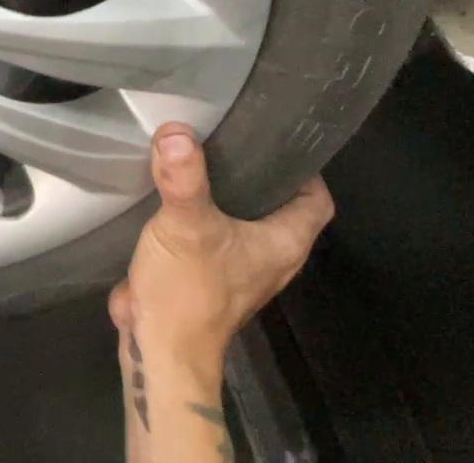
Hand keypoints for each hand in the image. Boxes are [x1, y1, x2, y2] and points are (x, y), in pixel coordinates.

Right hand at [109, 123, 334, 366]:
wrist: (159, 342)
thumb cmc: (190, 288)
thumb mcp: (187, 226)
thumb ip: (183, 179)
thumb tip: (177, 131)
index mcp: (283, 243)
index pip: (315, 200)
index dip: (302, 168)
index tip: (274, 135)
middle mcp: (267, 253)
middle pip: (273, 203)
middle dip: (253, 170)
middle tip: (224, 132)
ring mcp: (233, 261)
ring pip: (237, 214)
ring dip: (219, 187)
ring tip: (194, 152)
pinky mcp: (199, 266)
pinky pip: (205, 226)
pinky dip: (193, 206)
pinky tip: (168, 188)